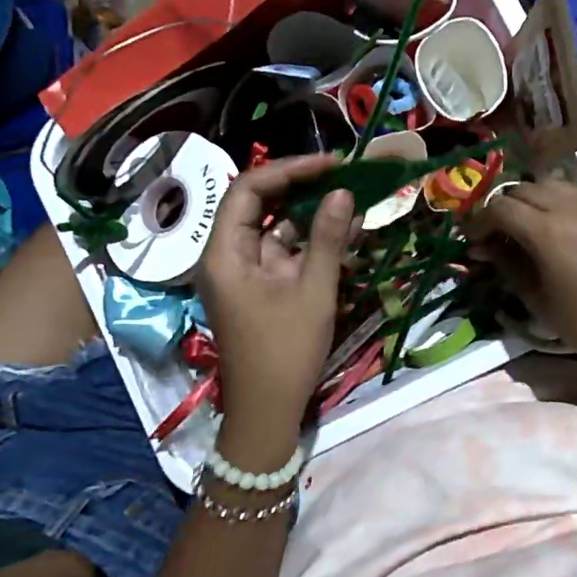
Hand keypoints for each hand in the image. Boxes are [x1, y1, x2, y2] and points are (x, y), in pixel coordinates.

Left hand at [196, 154, 352, 465]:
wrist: (267, 412)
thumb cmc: (286, 351)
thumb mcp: (313, 291)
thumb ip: (327, 239)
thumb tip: (343, 192)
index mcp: (225, 253)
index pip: (249, 190)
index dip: (290, 170)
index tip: (331, 164)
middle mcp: (227, 256)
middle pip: (259, 205)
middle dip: (301, 188)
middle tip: (343, 176)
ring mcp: (243, 274)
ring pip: (275, 229)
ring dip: (310, 215)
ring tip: (351, 200)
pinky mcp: (258, 290)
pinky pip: (283, 254)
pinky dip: (310, 243)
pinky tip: (342, 234)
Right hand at [470, 181, 576, 373]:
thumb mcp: (534, 294)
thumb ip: (505, 262)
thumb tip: (480, 245)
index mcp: (549, 230)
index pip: (501, 207)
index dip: (480, 219)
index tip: (472, 238)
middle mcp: (572, 206)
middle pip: (523, 189)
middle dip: (503, 208)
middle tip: (494, 234)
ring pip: (549, 184)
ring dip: (529, 200)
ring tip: (522, 227)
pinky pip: (575, 191)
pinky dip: (556, 199)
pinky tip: (553, 224)